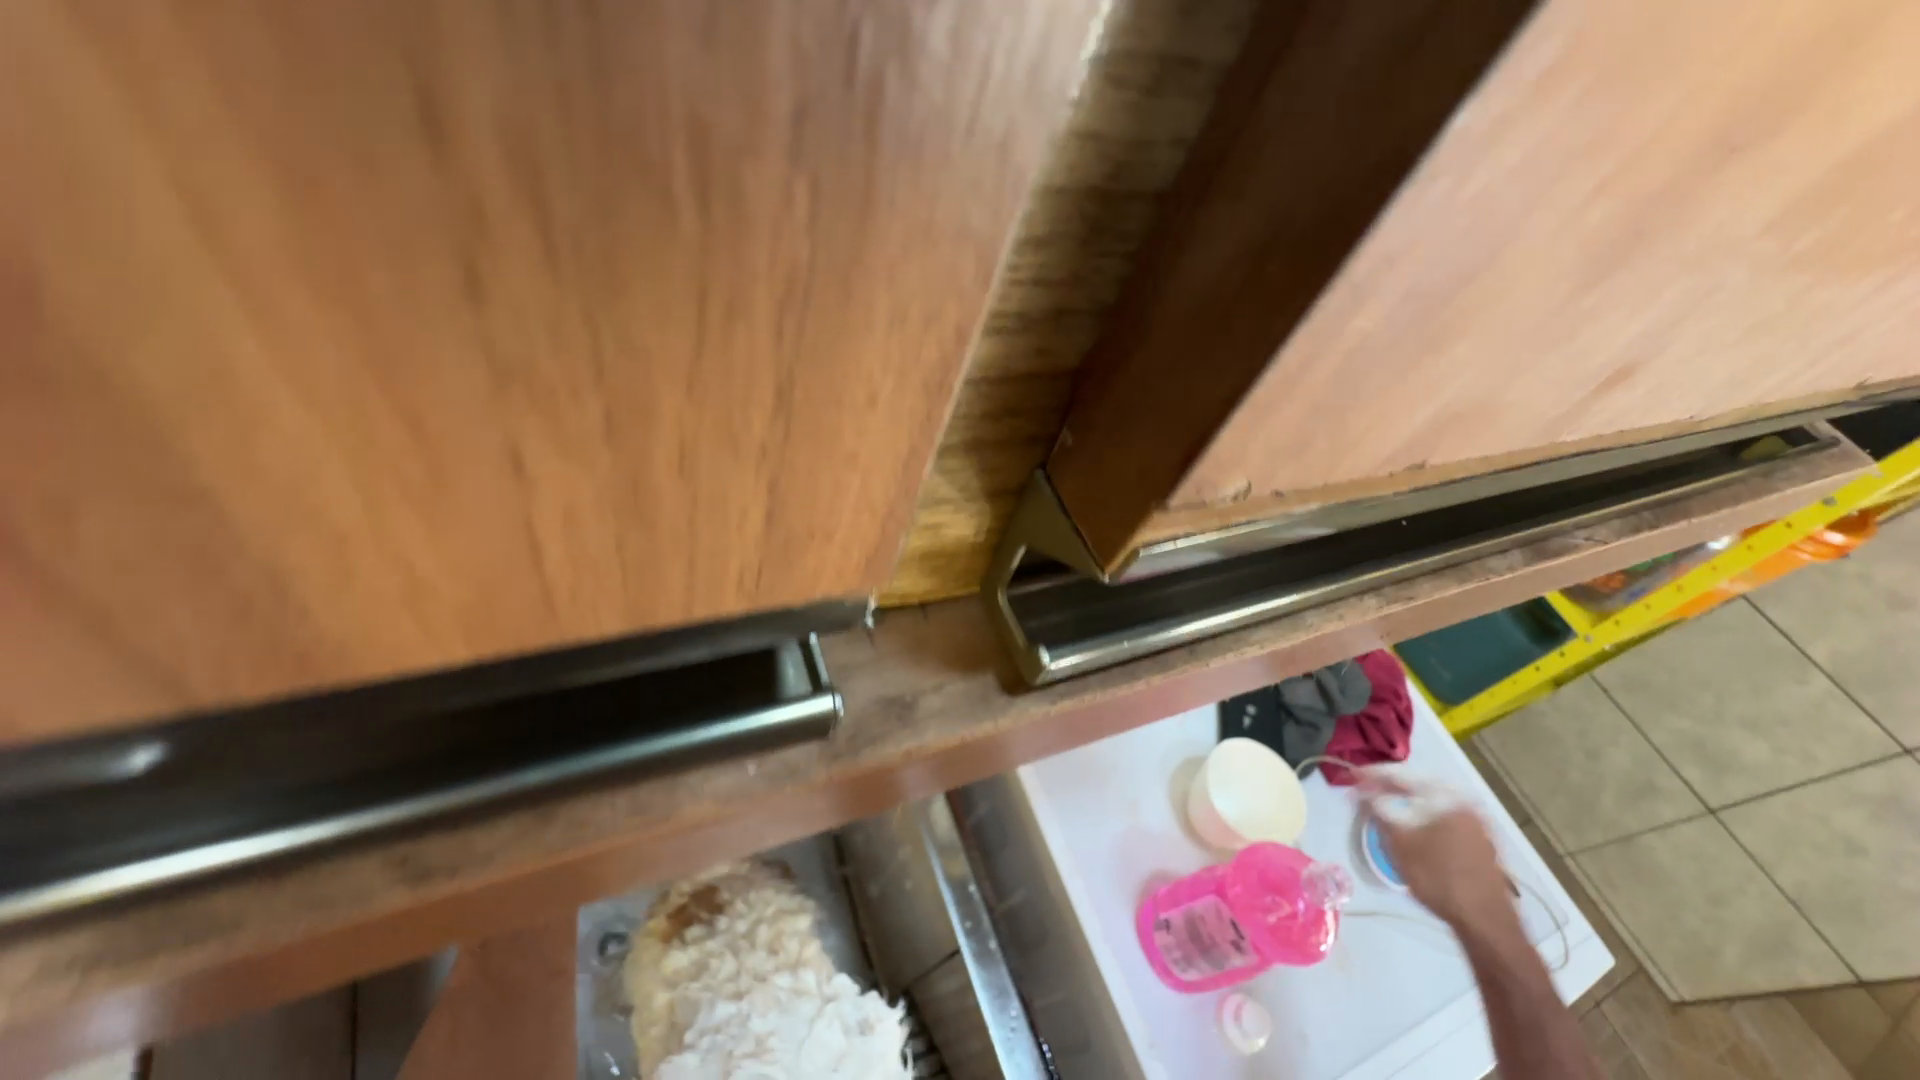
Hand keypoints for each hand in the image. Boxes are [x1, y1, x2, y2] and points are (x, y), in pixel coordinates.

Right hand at [1363, 777, 1514, 930]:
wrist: (1484, 919)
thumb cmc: (1437, 878)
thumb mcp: (1398, 844)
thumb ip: (1375, 811)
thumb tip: (1359, 790)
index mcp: (1444, 796)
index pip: (1400, 776)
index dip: (1371, 775)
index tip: (1351, 777)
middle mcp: (1464, 801)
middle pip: (1418, 786)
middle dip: (1391, 788)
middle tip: (1367, 792)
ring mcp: (1476, 821)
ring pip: (1432, 803)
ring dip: (1407, 804)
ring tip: (1386, 809)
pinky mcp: (1481, 839)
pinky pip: (1444, 818)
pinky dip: (1425, 818)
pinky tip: (1414, 830)